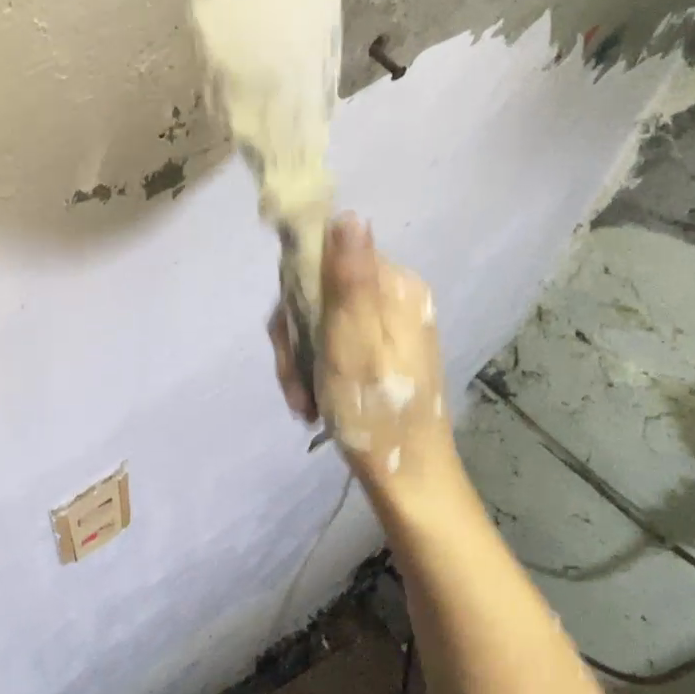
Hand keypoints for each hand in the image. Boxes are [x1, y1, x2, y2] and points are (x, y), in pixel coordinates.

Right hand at [269, 214, 452, 488]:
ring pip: (313, 319)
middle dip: (294, 335)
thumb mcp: (354, 338)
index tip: (288, 332)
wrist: (406, 478)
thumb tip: (348, 215)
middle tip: (294, 377)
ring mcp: (383, 325)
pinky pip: (326, 343)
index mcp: (393, 286)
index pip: (323, 254)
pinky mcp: (375, 351)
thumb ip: (351, 276)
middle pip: (314, 289)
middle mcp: (391, 296)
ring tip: (301, 400)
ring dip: (298, 359)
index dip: (295, 289)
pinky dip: (312, 371)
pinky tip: (311, 402)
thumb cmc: (377, 409)